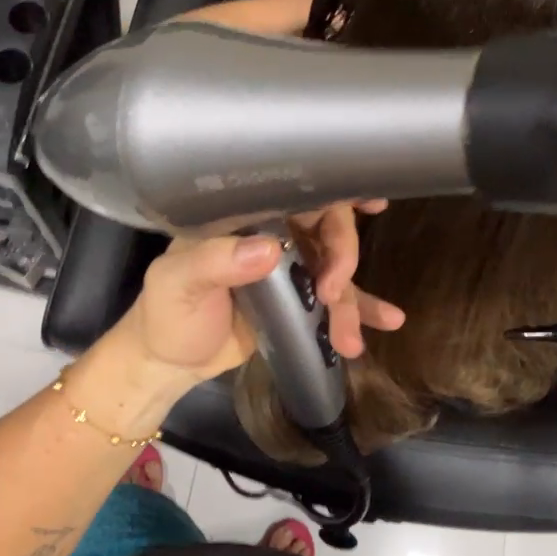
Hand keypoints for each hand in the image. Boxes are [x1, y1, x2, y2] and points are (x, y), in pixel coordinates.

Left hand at [108, 203, 404, 387]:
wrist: (170, 363)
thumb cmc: (167, 313)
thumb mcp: (178, 284)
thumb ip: (215, 263)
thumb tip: (268, 250)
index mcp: (244, 219)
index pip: (294, 195)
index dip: (333, 193)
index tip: (368, 200)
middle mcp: (272, 236)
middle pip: (327, 229)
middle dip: (342, 257)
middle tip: (332, 292)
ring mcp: (290, 270)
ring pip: (337, 270)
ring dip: (352, 301)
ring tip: (349, 338)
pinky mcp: (300, 303)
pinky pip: (338, 301)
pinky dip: (364, 310)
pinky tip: (389, 320)